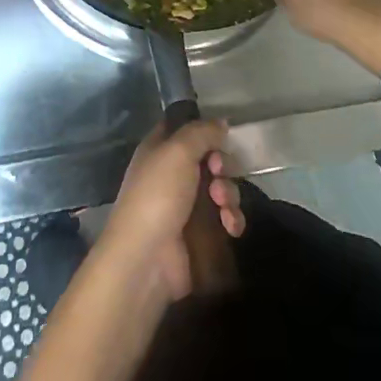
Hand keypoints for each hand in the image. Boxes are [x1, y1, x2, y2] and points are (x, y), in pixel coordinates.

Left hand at [97, 119, 244, 299]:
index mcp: (160, 150)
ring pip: (221, 188)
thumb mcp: (177, 152)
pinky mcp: (201, 233)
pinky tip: (230, 227)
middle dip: (222, 166)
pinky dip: (232, 219)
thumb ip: (201, 133)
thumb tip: (222, 123)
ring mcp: (187, 204)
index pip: (185, 129)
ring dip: (229, 195)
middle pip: (209, 159)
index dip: (204, 130)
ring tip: (222, 206)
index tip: (220, 137)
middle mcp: (173, 173)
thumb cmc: (158, 195)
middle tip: (219, 173)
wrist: (148, 257)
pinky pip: (226, 218)